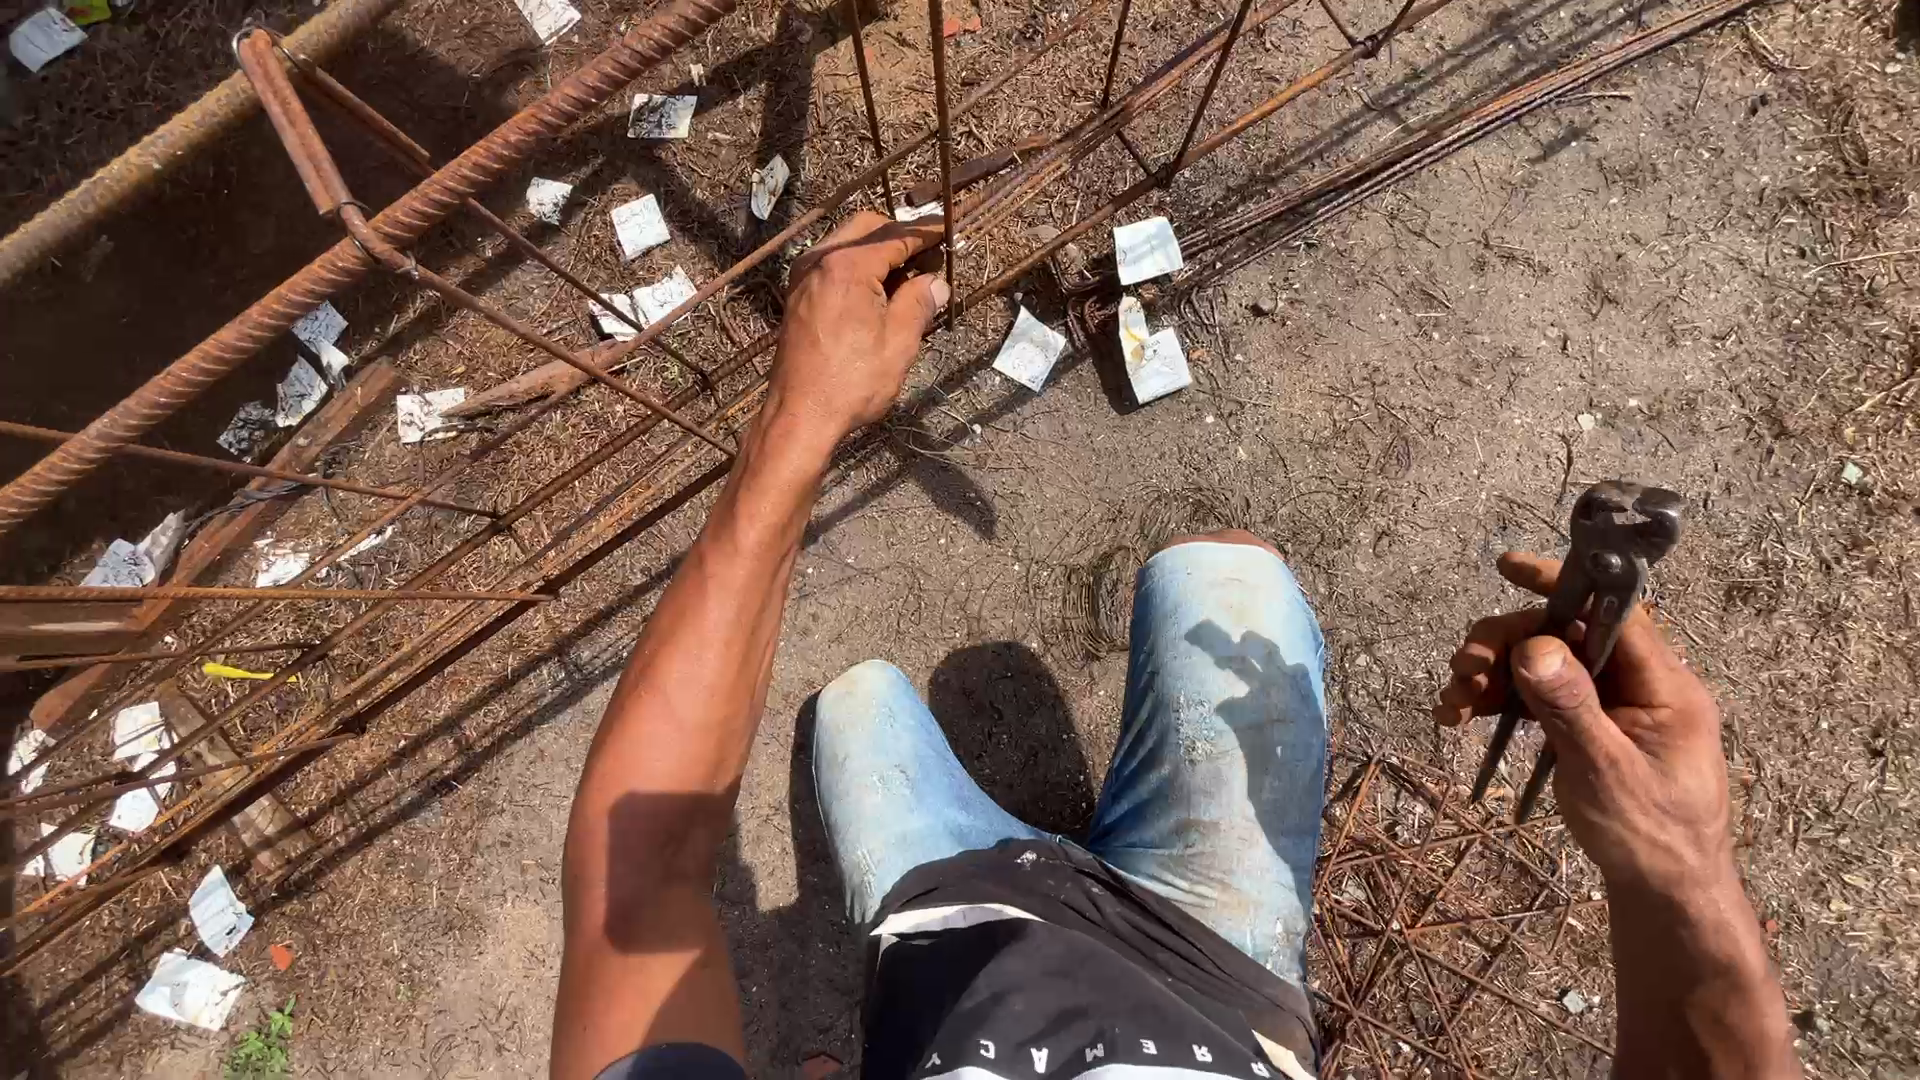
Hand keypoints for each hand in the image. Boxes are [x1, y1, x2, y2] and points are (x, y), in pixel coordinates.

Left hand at [770, 210, 949, 440]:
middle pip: (867, 228)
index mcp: (847, 267)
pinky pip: (833, 266)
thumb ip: (919, 304)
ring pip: (847, 245)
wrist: (800, 415)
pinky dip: (858, 268)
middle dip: (900, 237)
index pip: (894, 235)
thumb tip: (936, 284)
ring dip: (878, 252)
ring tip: (908, 280)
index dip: (925, 233)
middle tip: (929, 258)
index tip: (947, 232)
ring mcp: (804, 278)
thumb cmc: (850, 384)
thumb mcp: (898, 344)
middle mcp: (820, 261)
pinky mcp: (798, 296)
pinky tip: (879, 293)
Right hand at [1434, 552, 1732, 899]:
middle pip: (1556, 635)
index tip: (1506, 566)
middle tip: (1463, 670)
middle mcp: (1630, 683)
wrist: (1662, 889)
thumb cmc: (1649, 833)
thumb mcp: (1607, 770)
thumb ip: (1571, 707)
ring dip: (1485, 676)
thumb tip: (1534, 646)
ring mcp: (1600, 702)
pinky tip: (1456, 718)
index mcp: (1662, 685)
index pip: (1613, 612)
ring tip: (1453, 704)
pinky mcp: (1575, 721)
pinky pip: (1524, 694)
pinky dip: (1488, 701)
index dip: (1562, 583)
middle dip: (1502, 645)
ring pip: (1531, 662)